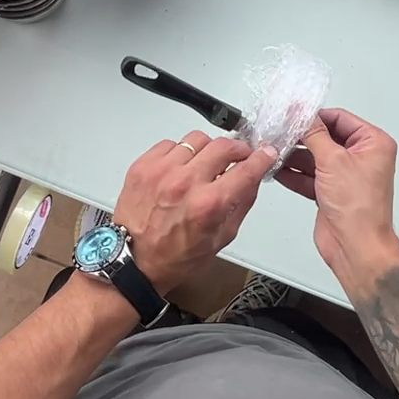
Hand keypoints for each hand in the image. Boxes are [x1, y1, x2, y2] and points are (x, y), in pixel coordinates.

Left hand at [112, 131, 274, 293]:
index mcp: (209, 205)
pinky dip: (180, 153)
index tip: (266, 153)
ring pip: (197, 139)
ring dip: (208, 150)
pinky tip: (180, 168)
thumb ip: (241, 204)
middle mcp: (186, 183)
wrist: (132, 260)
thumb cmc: (173, 256)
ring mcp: (162, 171)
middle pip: (224, 146)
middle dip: (238, 149)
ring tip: (204, 165)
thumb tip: (253, 178)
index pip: (246, 169)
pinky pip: (170, 143)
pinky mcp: (143, 166)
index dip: (262, 158)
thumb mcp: (221, 238)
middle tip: (238, 156)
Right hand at [277, 109, 398, 290]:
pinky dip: (294, 174)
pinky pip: (310, 176)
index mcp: (373, 144)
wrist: (356, 246)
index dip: (315, 116)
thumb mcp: (333, 160)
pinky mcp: (332, 192)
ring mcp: (346, 176)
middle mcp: (362, 158)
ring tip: (273, 150)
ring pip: (315, 157)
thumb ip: (314, 134)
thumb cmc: (360, 208)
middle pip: (325, 137)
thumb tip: (302, 115)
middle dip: (301, 137)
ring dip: (293, 156)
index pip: (340, 118)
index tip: (292, 114)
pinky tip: (277, 169)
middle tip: (279, 132)